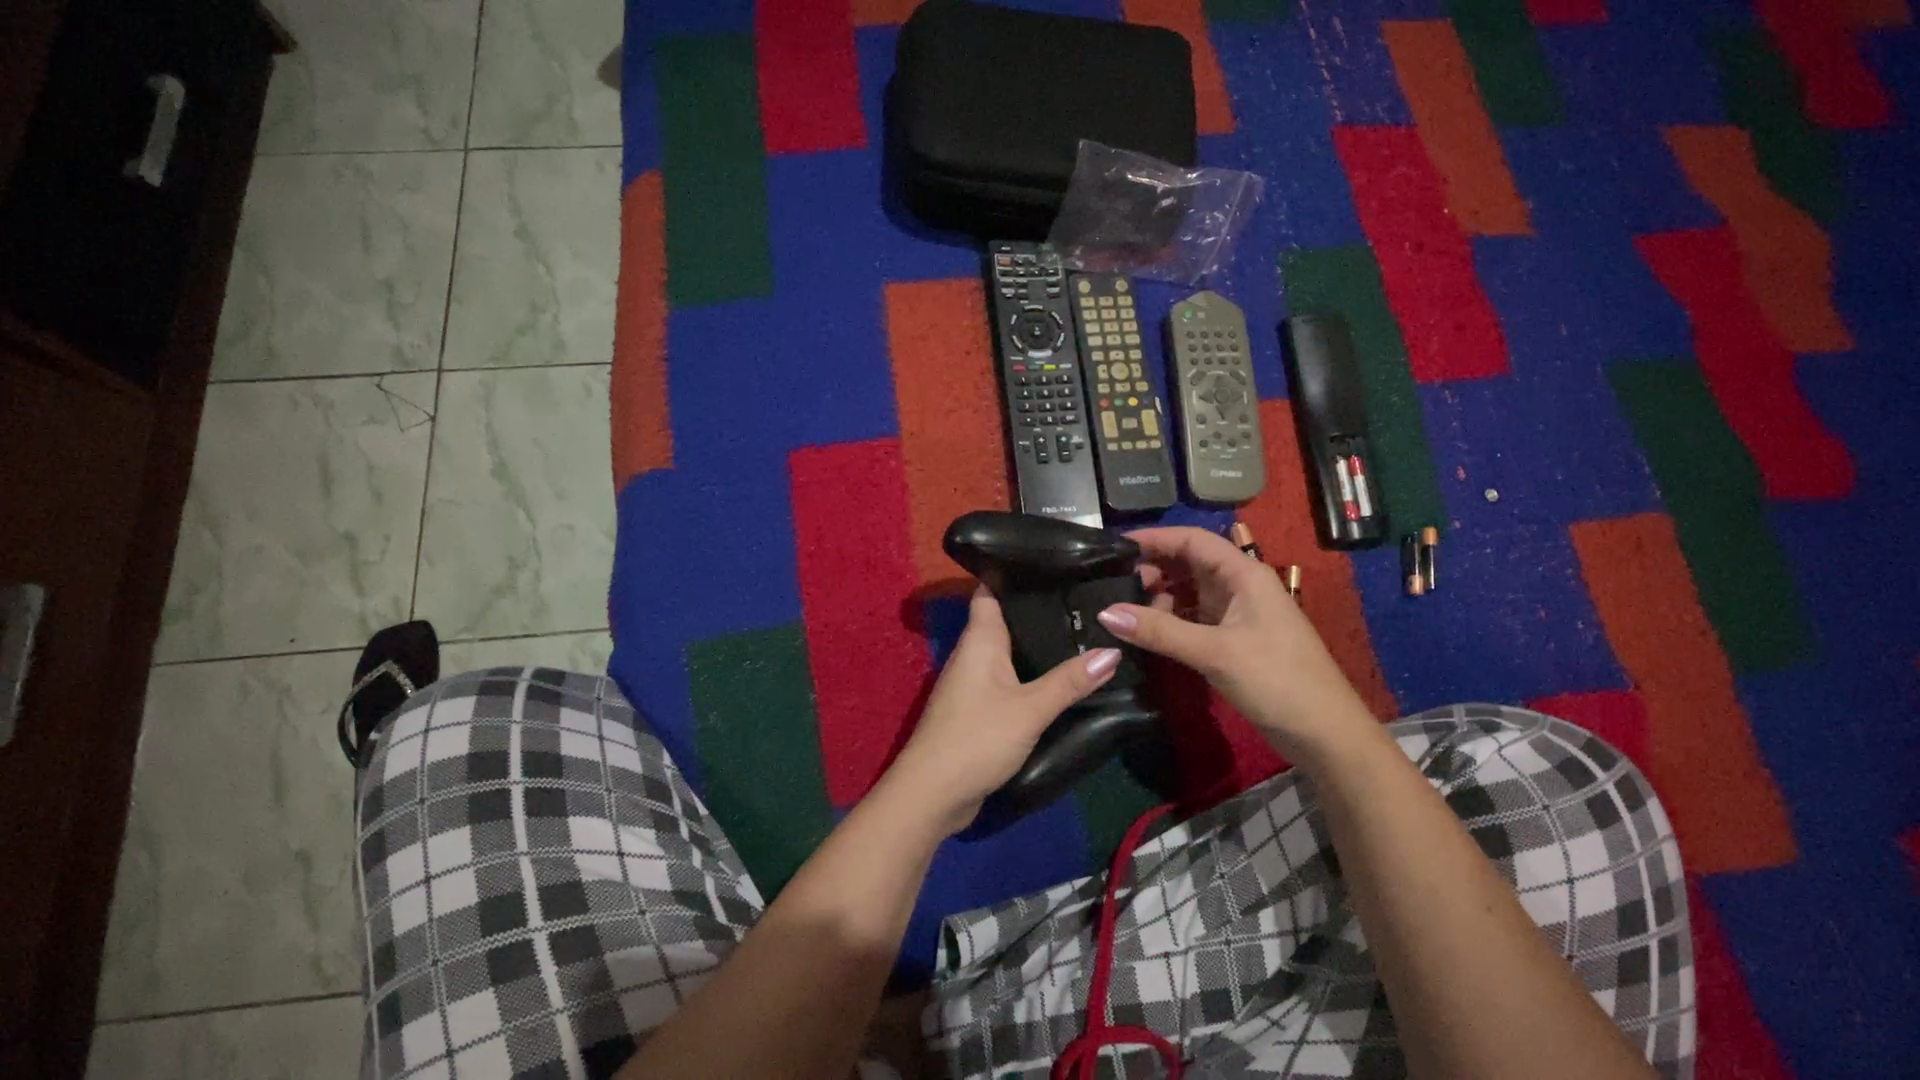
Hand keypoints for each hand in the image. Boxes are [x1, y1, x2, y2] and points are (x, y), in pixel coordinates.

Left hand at [881, 587, 1119, 835]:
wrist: (933, 794)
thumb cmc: (976, 738)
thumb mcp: (1030, 709)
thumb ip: (1070, 682)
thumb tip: (1112, 650)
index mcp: (978, 640)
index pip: (990, 590)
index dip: (1014, 572)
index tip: (1052, 561)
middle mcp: (972, 654)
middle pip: (1004, 620)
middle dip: (1037, 610)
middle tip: (1083, 597)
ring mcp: (972, 684)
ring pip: (1007, 652)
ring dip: (1036, 645)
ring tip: (1082, 632)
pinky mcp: (977, 710)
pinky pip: (1008, 680)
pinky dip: (1030, 675)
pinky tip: (1060, 678)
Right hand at [1095, 526, 1373, 757]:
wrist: (1323, 731)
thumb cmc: (1276, 679)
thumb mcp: (1214, 652)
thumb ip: (1160, 631)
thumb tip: (1105, 612)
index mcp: (1244, 574)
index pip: (1193, 540)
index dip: (1155, 538)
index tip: (1114, 547)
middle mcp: (1240, 587)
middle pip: (1189, 563)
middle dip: (1153, 569)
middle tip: (1112, 585)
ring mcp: (1238, 615)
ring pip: (1190, 592)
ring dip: (1159, 597)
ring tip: (1124, 611)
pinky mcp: (1233, 641)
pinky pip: (1194, 619)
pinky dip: (1170, 621)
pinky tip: (1147, 633)